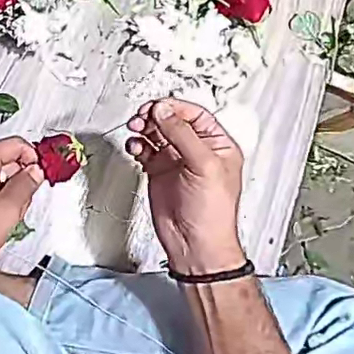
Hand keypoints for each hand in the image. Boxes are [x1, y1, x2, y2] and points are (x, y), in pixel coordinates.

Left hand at [0, 137, 43, 285]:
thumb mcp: (9, 209)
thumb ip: (27, 184)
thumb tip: (35, 172)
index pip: (16, 144)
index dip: (33, 159)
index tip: (39, 175)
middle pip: (4, 159)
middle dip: (19, 178)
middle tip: (22, 201)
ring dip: (6, 191)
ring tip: (5, 216)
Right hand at [126, 99, 247, 274]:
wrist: (194, 245)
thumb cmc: (213, 214)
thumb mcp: (204, 166)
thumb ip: (182, 135)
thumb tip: (165, 111)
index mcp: (217, 144)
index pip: (194, 114)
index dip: (175, 108)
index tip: (158, 107)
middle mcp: (196, 149)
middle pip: (172, 120)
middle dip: (156, 115)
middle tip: (143, 116)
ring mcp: (176, 160)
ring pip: (156, 133)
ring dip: (144, 127)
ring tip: (136, 128)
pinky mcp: (159, 171)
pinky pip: (145, 150)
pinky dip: (137, 145)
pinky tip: (135, 147)